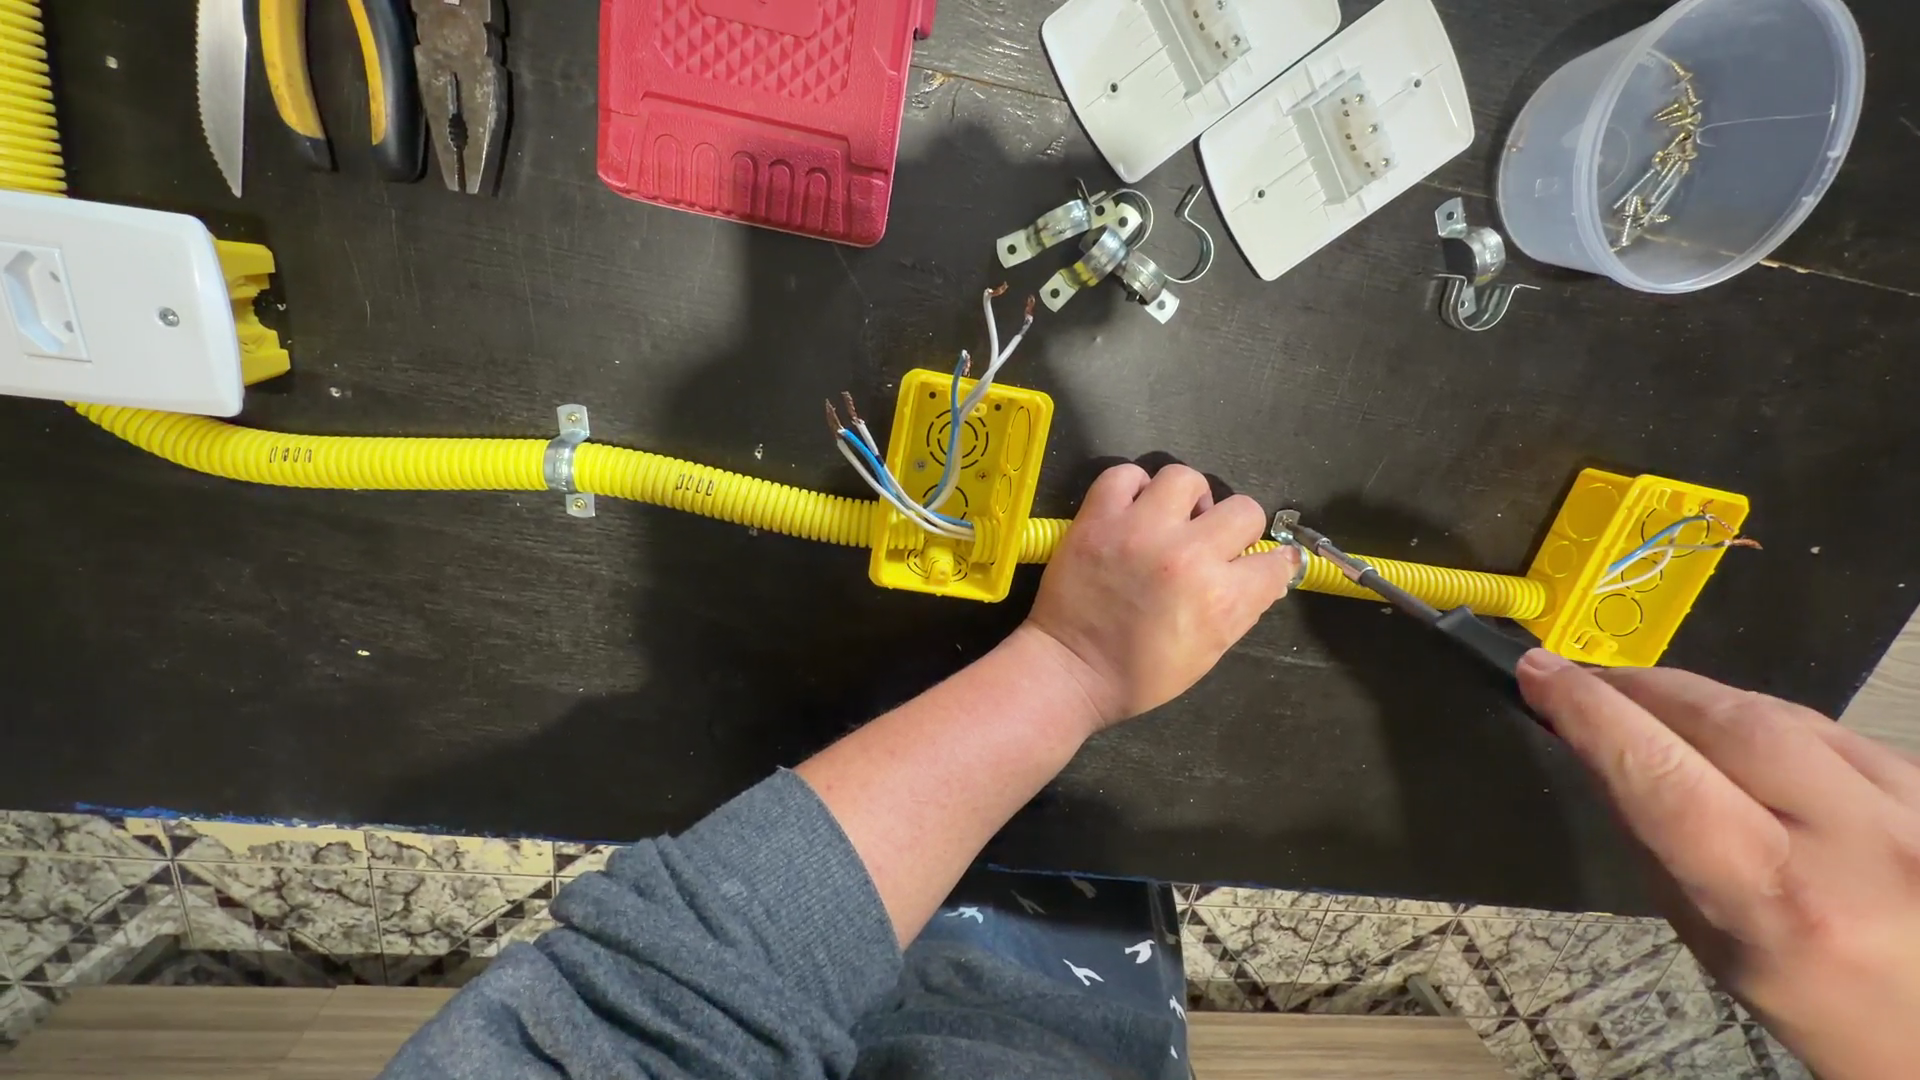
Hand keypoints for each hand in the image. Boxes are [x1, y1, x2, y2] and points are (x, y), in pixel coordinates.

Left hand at [1024, 463, 1299, 729]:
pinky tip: (1131, 509)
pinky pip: (1124, 475)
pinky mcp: (1098, 518)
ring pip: (1186, 478)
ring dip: (1185, 499)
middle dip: (1234, 528)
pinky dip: (1132, 487)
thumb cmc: (1141, 673)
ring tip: (1170, 519)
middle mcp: (1187, 554)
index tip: (1255, 563)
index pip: (1275, 560)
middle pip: (1244, 510)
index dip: (1270, 563)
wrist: (1071, 669)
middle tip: (1209, 543)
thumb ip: (1242, 608)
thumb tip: (1269, 572)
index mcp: (1221, 597)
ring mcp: (1140, 530)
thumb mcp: (1208, 651)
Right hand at [1517, 651, 1919, 1079]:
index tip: (1538, 670)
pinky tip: (1737, 736)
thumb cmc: (1807, 995)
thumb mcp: (1700, 927)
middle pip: (1731, 722)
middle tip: (1588, 679)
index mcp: (1779, 900)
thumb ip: (1649, 827)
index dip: (1590, 711)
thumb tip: (1593, 738)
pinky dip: (1762, 719)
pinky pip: (1830, 728)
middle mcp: (1865, 848)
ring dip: (1698, 698)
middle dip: (1643, 687)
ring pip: (1782, 713)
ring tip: (1650, 704)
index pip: (1661, 775)